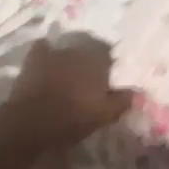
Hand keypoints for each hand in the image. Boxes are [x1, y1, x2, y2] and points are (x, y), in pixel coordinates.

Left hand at [0, 34, 132, 148]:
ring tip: (68, 73)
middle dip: (89, 61)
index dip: (109, 67)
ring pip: (67, 49)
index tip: (108, 79)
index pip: (109, 55)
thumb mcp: (104, 115)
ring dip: (69, 58)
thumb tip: (136, 91)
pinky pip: (43, 47)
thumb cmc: (72, 119)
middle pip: (88, 50)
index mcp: (98, 61)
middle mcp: (78, 49)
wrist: (32, 121)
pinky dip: (46, 52)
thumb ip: (122, 101)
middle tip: (88, 78)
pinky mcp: (35, 56)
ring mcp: (55, 51)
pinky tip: (46, 61)